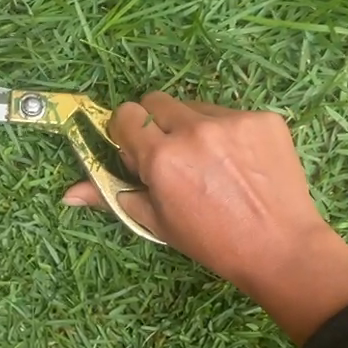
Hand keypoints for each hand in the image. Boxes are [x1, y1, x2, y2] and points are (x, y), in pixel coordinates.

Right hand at [63, 92, 347, 343]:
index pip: (125, 115)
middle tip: (170, 156)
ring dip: (191, 127)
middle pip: (155, 101)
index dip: (126, 132)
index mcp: (160, 158)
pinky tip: (238, 163)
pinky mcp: (264, 119)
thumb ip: (111, 197)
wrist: (279, 247)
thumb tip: (68, 194)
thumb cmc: (209, 241)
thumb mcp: (155, 221)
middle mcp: (193, 130)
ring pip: (193, 106)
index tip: (136, 151)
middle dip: (154, 124)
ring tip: (209, 163)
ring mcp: (232, 121)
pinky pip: (229, 114)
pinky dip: (226, 133)